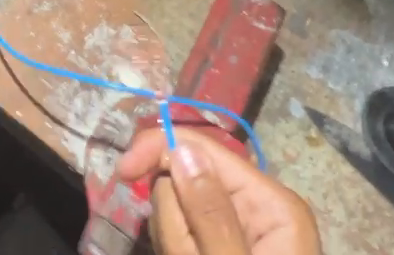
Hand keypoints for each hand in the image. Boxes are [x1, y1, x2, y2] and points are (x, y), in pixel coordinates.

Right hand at [118, 126, 321, 254]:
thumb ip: (209, 214)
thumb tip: (180, 149)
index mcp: (271, 205)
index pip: (202, 148)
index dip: (157, 150)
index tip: (121, 176)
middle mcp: (260, 208)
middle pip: (186, 176)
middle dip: (170, 216)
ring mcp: (243, 230)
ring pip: (179, 206)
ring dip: (173, 238)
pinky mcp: (225, 247)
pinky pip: (184, 231)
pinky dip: (177, 247)